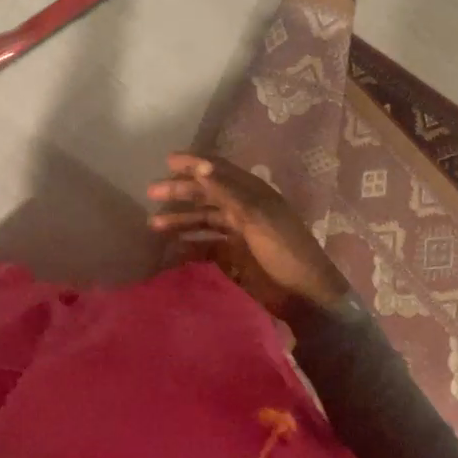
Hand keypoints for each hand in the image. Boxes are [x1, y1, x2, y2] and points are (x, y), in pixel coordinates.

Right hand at [148, 153, 350, 321]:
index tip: (167, 160)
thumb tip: (200, 165)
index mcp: (253, 193)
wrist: (306, 297)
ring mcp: (239, 234)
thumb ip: (227, 192)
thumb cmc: (285, 250)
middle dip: (180, 192)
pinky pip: (206, 247)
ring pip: (204, 220)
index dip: (194, 163)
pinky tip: (170, 250)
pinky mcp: (235, 258)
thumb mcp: (256, 218)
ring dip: (181, 219)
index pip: (219, 170)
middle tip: (151, 192)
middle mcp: (244, 208)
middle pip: (207, 194)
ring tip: (154, 224)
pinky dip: (189, 246)